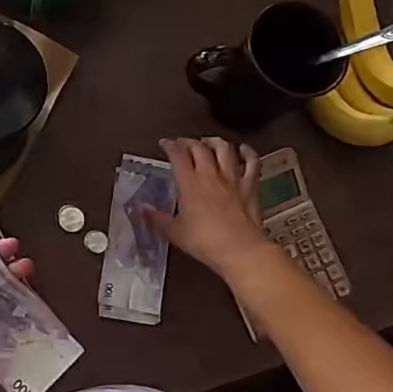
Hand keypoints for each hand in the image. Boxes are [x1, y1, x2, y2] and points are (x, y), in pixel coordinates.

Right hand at [144, 137, 267, 275]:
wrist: (240, 250)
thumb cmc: (204, 241)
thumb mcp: (175, 232)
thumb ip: (157, 218)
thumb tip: (140, 208)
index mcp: (190, 184)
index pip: (178, 156)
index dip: (170, 146)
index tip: (165, 144)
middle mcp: (211, 175)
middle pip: (200, 148)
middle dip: (189, 142)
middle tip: (183, 144)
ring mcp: (233, 178)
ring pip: (224, 149)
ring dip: (214, 142)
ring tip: (208, 142)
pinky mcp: (250, 185)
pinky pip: (251, 162)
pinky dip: (247, 152)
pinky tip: (242, 149)